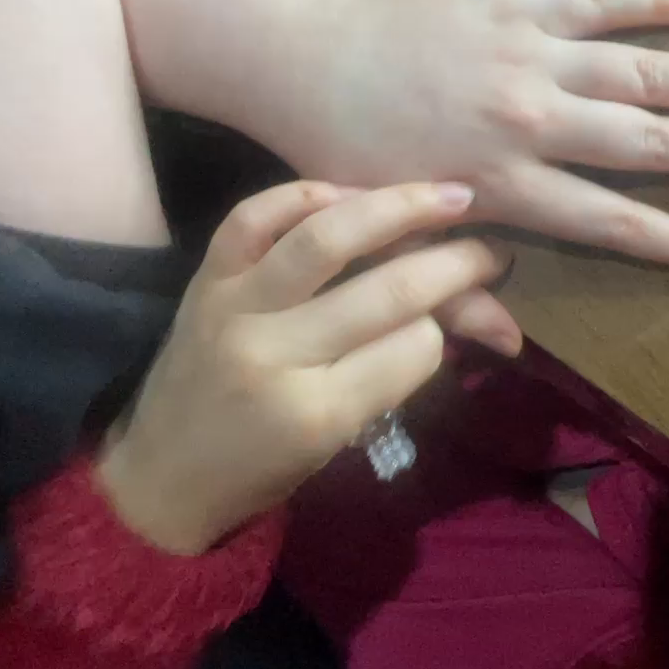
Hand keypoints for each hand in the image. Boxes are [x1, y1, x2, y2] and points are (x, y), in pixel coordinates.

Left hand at [96, 181, 502, 553]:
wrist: (162, 475)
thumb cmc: (268, 467)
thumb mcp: (348, 432)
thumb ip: (414, 369)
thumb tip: (506, 328)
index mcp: (316, 415)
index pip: (414, 349)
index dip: (453, 323)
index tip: (474, 308)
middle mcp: (274, 355)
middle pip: (386, 292)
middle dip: (454, 264)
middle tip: (493, 247)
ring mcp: (234, 308)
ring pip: (326, 239)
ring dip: (399, 208)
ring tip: (449, 195)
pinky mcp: (206, 278)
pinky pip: (254, 216)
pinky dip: (306, 194)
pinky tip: (351, 192)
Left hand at [255, 0, 668, 277]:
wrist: (308, 61)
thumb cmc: (348, 153)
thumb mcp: (391, 235)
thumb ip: (451, 291)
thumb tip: (511, 345)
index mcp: (504, 184)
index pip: (609, 222)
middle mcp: (533, 121)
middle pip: (645, 144)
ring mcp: (530, 57)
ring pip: (637, 71)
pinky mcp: (516, 8)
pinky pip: (596, 1)